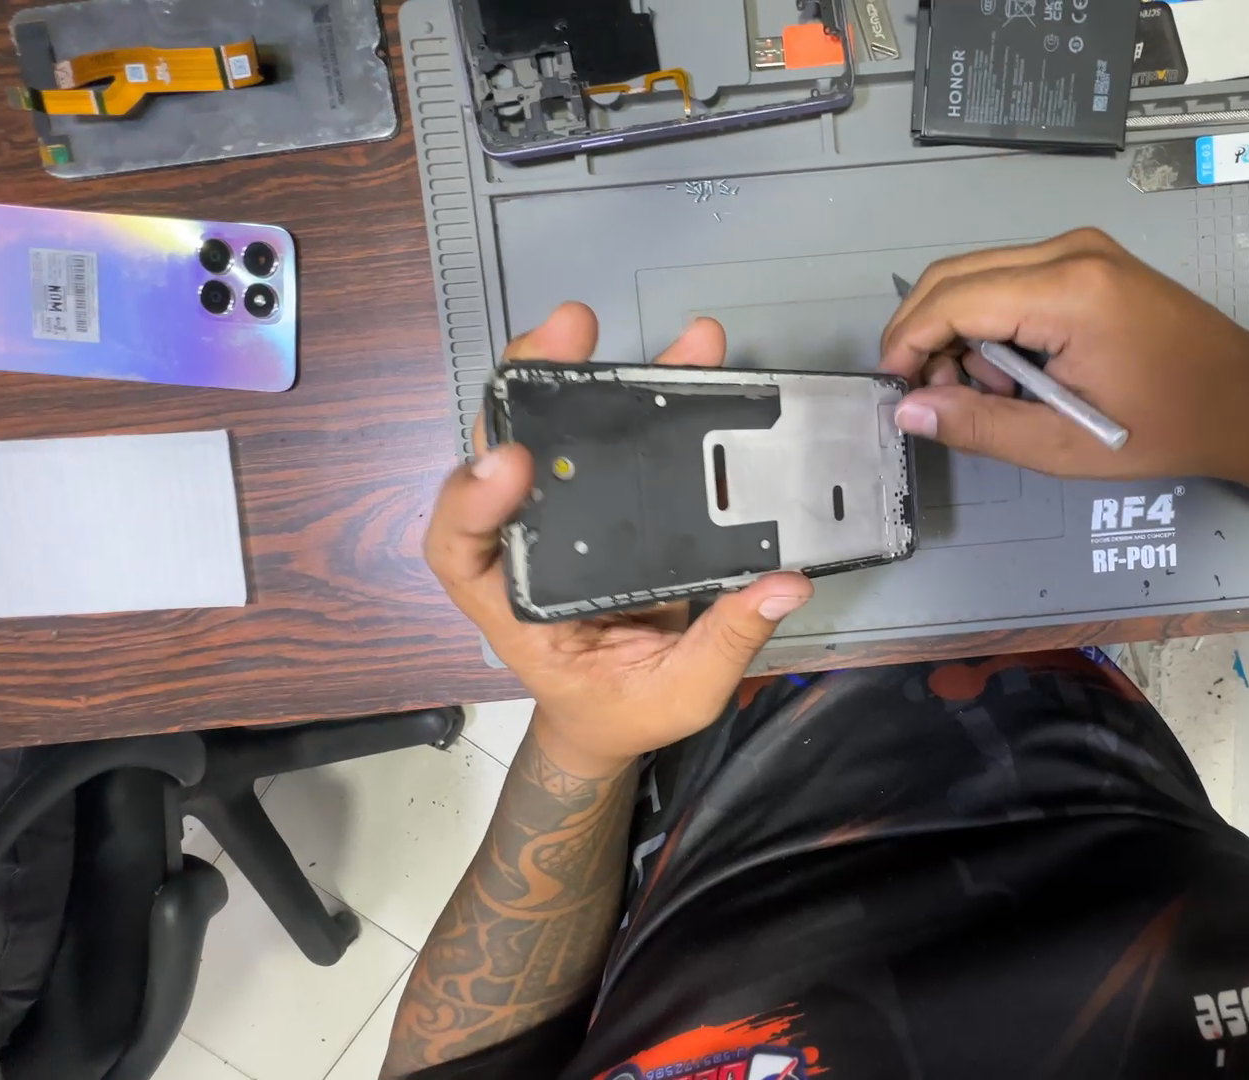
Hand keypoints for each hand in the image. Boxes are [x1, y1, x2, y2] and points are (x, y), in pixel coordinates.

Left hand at [424, 304, 814, 777]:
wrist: (615, 706)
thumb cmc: (627, 707)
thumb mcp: (680, 692)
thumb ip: (726, 643)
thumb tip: (785, 583)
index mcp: (519, 609)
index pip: (463, 550)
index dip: (472, 500)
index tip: (514, 461)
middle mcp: (529, 550)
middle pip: (501, 462)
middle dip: (525, 393)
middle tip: (568, 333)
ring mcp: (566, 523)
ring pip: (551, 439)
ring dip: (577, 379)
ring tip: (613, 330)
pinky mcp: (606, 506)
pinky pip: (604, 449)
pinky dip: (628, 403)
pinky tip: (669, 368)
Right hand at [879, 228, 1248, 482]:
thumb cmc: (1167, 428)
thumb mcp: (1063, 444)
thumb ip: (978, 424)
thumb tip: (909, 409)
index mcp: (1068, 291)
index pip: (952, 299)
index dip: (908, 343)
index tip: (894, 389)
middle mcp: (1069, 252)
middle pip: (955, 276)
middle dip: (926, 336)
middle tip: (935, 396)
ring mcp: (1081, 251)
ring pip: (978, 278)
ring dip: (960, 334)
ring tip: (991, 393)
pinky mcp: (1087, 263)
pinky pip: (1009, 283)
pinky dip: (992, 326)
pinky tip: (1017, 372)